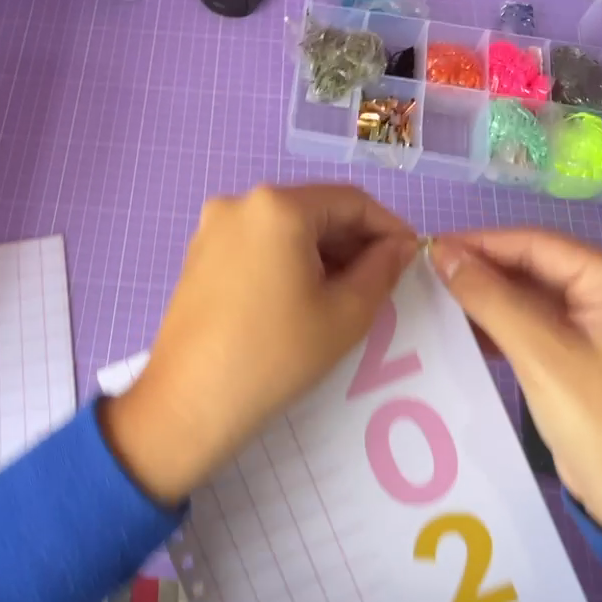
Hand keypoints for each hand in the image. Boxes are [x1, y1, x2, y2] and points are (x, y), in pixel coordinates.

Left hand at [102, 185, 418, 505]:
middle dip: (354, 241)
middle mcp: (240, 202)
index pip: (351, 201)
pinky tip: (303, 297)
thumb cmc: (276, 354)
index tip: (411, 257)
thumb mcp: (345, 314)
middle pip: (315, 210)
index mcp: (277, 206)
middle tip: (383, 280)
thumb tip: (400, 246)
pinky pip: (257, 243)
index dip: (388, 227)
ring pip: (285, 228)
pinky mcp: (199, 253)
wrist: (190, 401)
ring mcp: (213, 226)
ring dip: (322, 252)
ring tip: (347, 293)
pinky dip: (287, 259)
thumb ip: (382, 269)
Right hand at [430, 229, 601, 539]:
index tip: (430, 247)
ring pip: (532, 293)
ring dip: (488, 295)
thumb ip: (490, 298)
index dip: (482, 242)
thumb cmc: (601, 423)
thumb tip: (441, 252)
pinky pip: (536, 321)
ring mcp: (601, 324)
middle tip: (427, 272)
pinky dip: (502, 321)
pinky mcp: (585, 352)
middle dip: (483, 268)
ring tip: (437, 294)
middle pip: (536, 265)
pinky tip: (464, 325)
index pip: (540, 244)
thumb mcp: (541, 355)